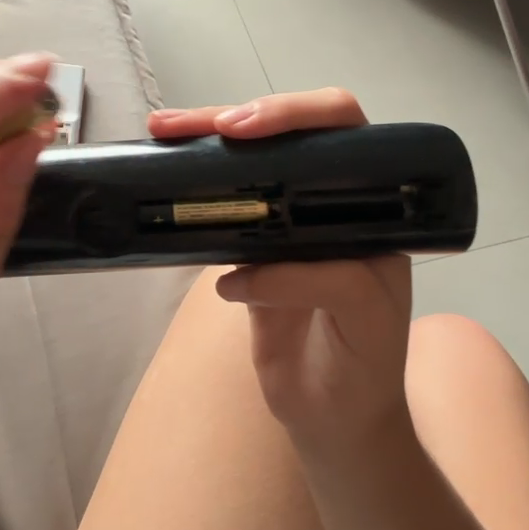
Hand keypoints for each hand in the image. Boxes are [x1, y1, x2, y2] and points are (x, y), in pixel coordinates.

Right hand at [146, 91, 413, 452]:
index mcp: (368, 203)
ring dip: (200, 139)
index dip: (295, 116)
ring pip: (244, 159)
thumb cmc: (367, 362)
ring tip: (162, 129)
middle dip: (233, 117)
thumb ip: (323, 282)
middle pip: (283, 133)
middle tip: (186, 127)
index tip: (245, 130)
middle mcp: (325, 198)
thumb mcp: (364, 319)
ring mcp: (282, 217)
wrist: (331, 413)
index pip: (341, 131)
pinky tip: (161, 164)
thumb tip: (245, 270)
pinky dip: (188, 182)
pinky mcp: (247, 241)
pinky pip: (218, 201)